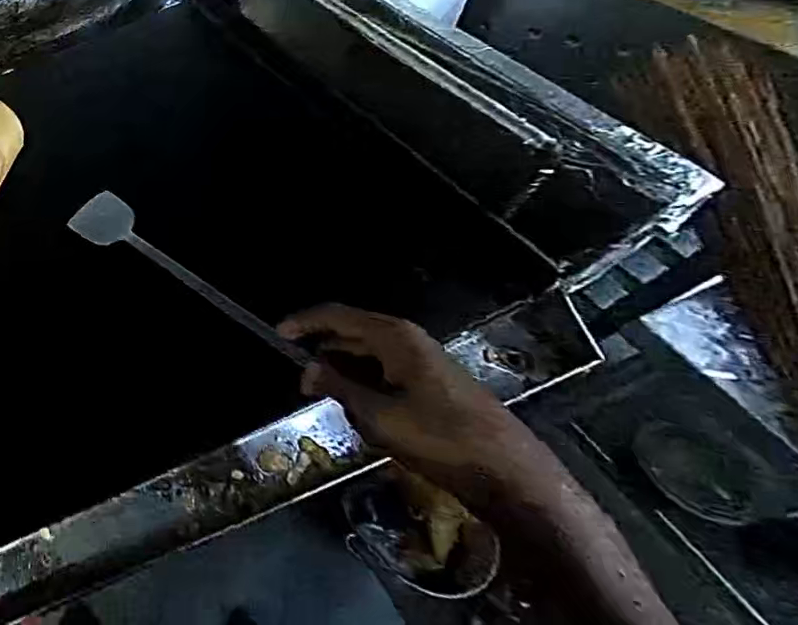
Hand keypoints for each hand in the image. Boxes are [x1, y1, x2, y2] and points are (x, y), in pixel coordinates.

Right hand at [277, 304, 551, 499]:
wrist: (520, 482)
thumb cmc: (443, 440)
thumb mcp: (378, 416)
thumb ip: (337, 387)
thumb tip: (307, 370)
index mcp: (394, 337)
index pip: (334, 315)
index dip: (302, 323)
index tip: (277, 336)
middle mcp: (410, 341)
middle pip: (352, 334)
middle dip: (324, 353)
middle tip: (303, 380)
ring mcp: (428, 363)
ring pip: (370, 356)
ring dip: (346, 372)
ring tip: (331, 399)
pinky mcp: (438, 386)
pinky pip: (389, 373)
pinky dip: (368, 384)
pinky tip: (364, 411)